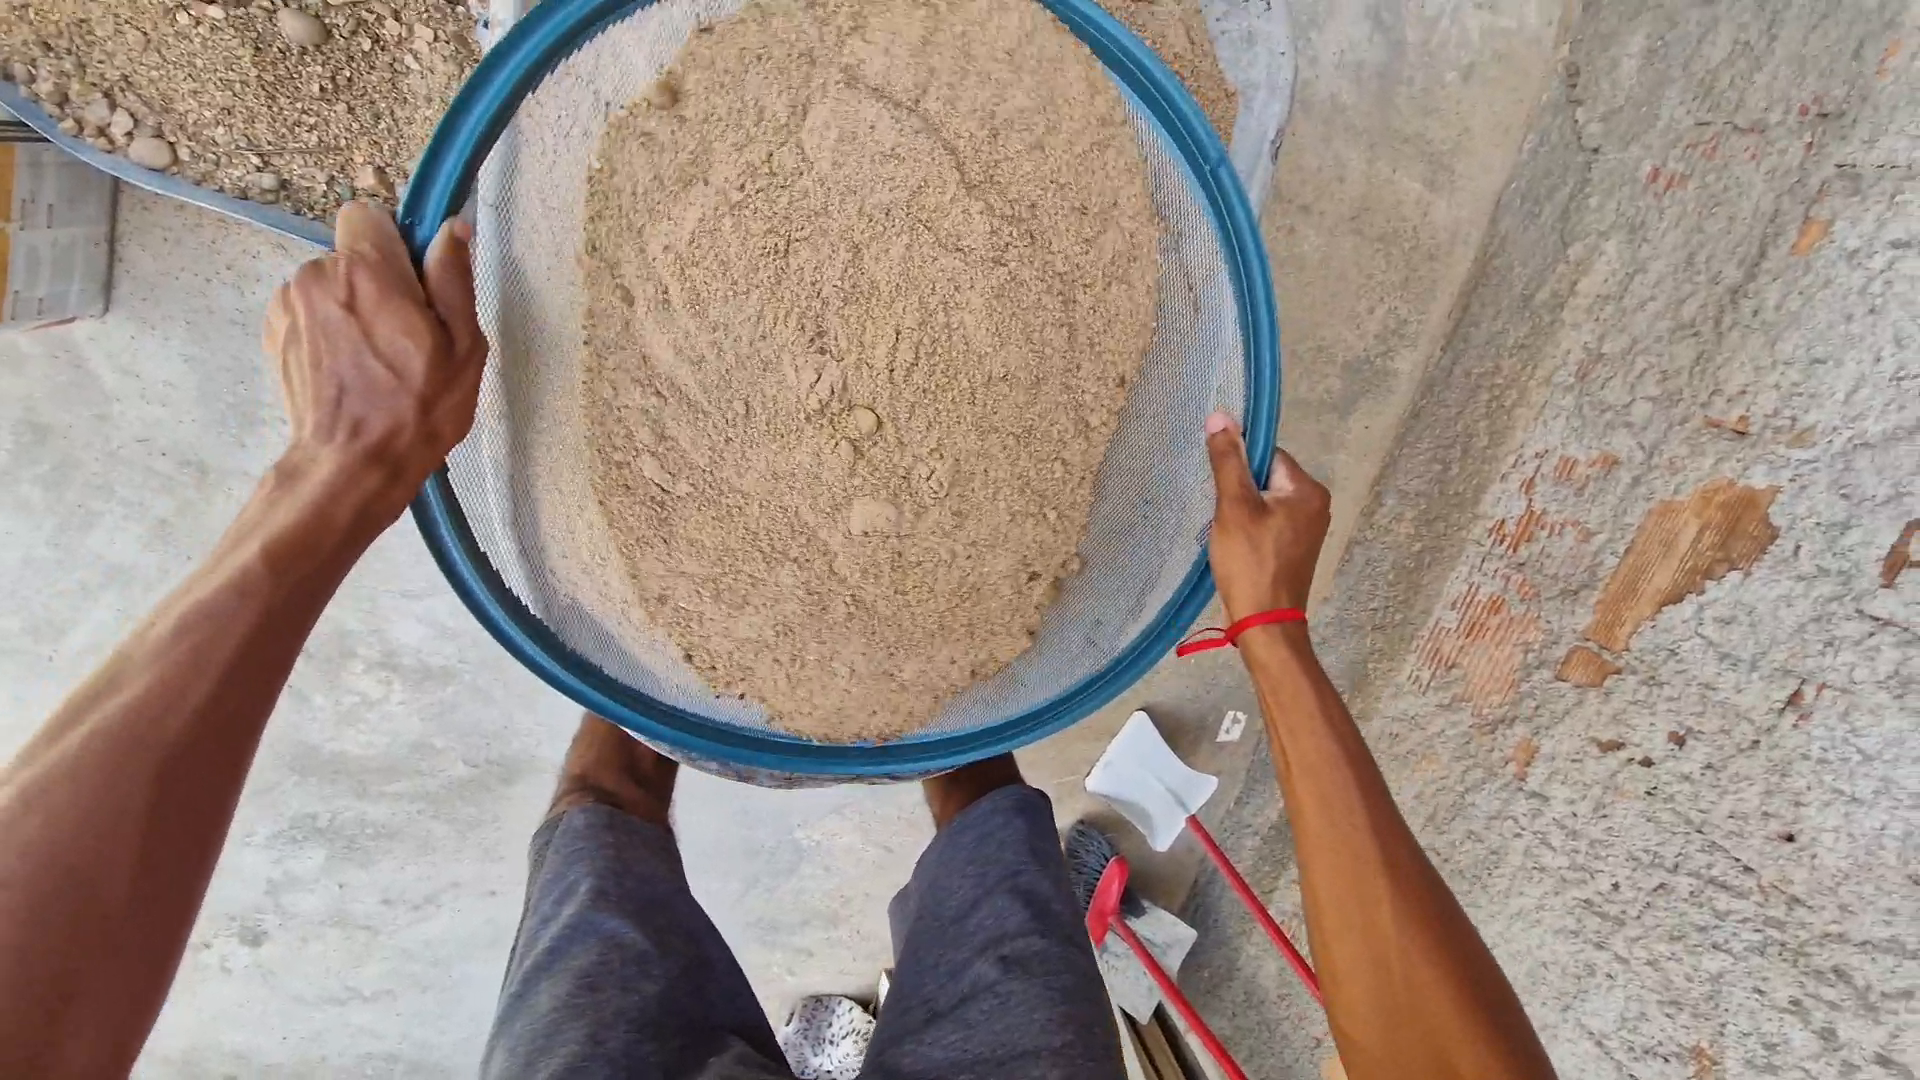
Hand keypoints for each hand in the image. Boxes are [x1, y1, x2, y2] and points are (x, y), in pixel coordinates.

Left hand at [263, 201, 485, 524]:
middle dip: (384, 284)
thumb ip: (453, 279)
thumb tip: (453, 228)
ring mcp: (287, 304)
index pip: (368, 215)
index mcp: (367, 272)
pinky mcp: (275, 333)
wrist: (354, 461)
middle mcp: (315, 275)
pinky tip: (356, 371)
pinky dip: (336, 332)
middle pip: (354, 256)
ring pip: (334, 286)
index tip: (420, 285)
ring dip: (358, 310)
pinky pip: (314, 313)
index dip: (397, 243)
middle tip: (413, 338)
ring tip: (383, 361)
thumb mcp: (463, 344)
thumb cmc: (421, 406)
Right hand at [1204, 411, 1331, 619]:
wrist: (1265, 621)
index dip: (1238, 467)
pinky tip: (1235, 545)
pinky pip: (1269, 522)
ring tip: (1226, 531)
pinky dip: (1249, 528)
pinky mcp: (1296, 548)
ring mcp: (1309, 528)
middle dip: (1238, 491)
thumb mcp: (1234, 506)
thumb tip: (1221, 416)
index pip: (1267, 455)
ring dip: (1240, 511)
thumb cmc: (1250, 561)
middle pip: (1266, 478)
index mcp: (1308, 489)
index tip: (1220, 489)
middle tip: (1220, 514)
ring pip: (1265, 501)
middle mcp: (1317, 504)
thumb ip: (1228, 460)